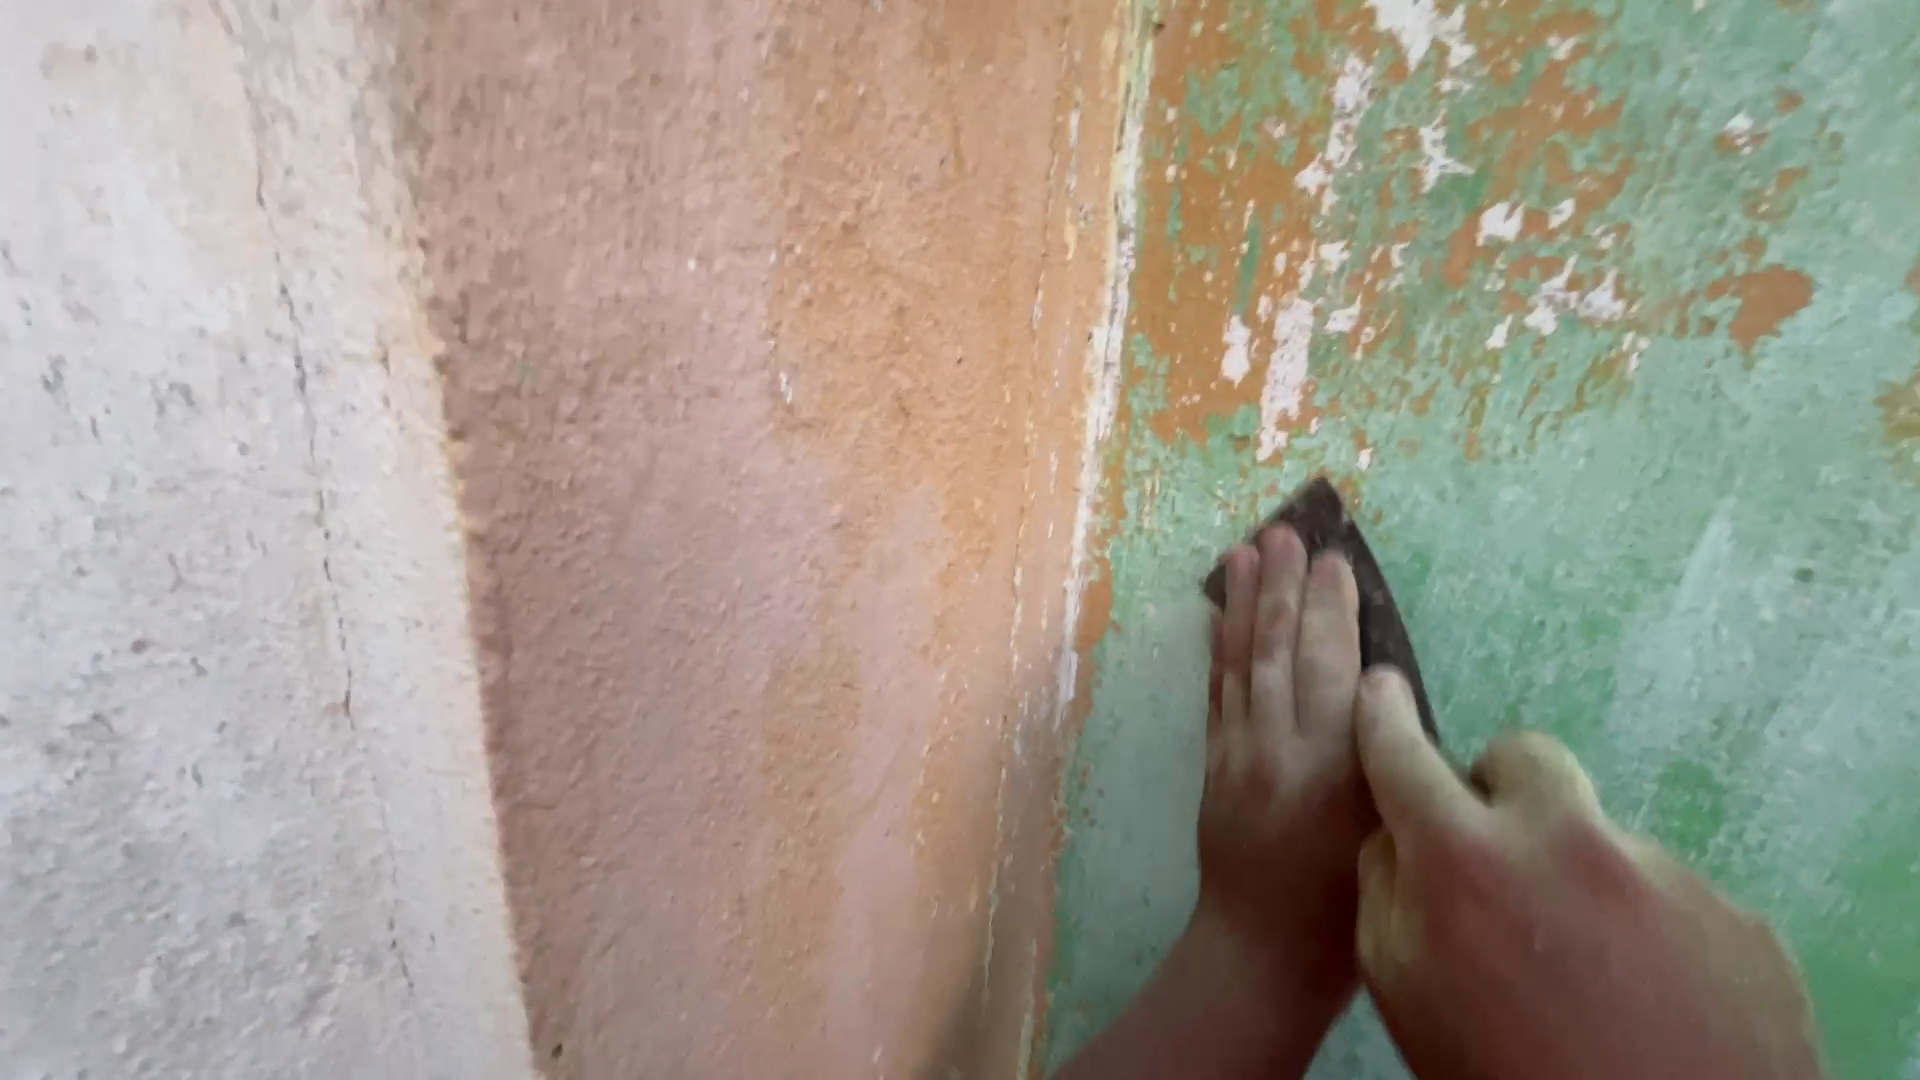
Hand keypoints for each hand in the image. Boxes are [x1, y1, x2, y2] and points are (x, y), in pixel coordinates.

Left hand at [1055, 526, 1373, 1079]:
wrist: (1262, 949)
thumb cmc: (1349, 905)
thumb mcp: (1390, 830)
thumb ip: (1380, 754)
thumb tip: (1377, 680)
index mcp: (1337, 768)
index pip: (1333, 667)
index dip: (1331, 609)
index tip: (1334, 560)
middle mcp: (1281, 748)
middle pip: (1283, 652)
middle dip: (1284, 588)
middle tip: (1285, 532)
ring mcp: (1239, 751)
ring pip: (1243, 662)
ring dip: (1243, 603)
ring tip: (1244, 552)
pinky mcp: (1213, 761)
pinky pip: (1217, 692)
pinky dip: (1219, 648)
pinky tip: (1218, 614)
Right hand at [1352, 670, 1824, 1079]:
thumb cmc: (1493, 1068)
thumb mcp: (1394, 978)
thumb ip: (1383, 882)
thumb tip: (1399, 830)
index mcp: (1464, 856)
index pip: (1402, 750)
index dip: (1381, 712)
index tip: (1380, 683)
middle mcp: (1564, 841)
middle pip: (1522, 754)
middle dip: (1495, 784)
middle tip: (1494, 848)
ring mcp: (1663, 874)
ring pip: (1593, 831)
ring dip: (1572, 865)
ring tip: (1581, 952)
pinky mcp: (1739, 919)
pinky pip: (1663, 890)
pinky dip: (1640, 919)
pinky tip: (1640, 986)